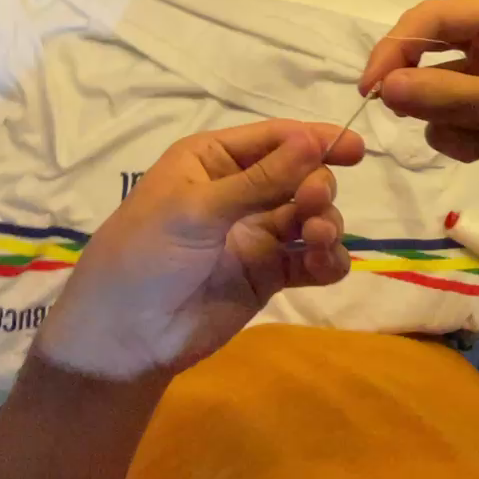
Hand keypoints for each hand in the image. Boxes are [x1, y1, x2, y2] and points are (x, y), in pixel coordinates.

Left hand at [34, 120, 363, 379]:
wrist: (123, 338)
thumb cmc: (145, 255)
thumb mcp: (196, 210)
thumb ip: (260, 179)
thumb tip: (314, 139)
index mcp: (214, 160)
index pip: (276, 139)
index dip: (316, 140)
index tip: (355, 149)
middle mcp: (241, 191)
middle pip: (302, 175)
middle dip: (317, 186)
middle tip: (312, 205)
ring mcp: (257, 234)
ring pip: (312, 216)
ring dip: (325, 222)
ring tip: (315, 238)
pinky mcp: (269, 275)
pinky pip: (311, 260)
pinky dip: (327, 259)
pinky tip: (325, 264)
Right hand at [360, 0, 478, 208]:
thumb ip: (449, 95)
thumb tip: (385, 88)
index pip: (433, 18)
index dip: (396, 48)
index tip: (371, 88)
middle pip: (426, 53)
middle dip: (419, 88)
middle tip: (397, 115)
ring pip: (431, 94)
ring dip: (448, 121)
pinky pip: (447, 122)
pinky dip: (462, 140)